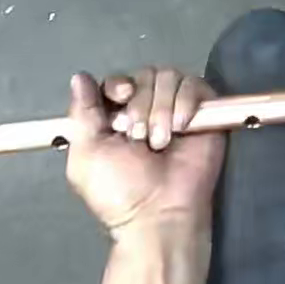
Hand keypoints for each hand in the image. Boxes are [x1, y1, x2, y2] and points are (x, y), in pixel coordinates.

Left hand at [64, 68, 226, 238]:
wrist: (161, 209)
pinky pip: (194, 84)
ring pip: (169, 76)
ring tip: (162, 141)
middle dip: (141, 104)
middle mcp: (149, 104)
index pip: (119, 79)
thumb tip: (79, 76)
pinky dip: (186, 103)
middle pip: (145, 75)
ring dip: (162, 109)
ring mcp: (178, 104)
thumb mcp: (87, 156)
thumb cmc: (120, 189)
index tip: (122, 98)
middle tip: (140, 138)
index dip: (119, 84)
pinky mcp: (205, 106)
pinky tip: (182, 127)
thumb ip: (83, 114)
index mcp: (118, 115)